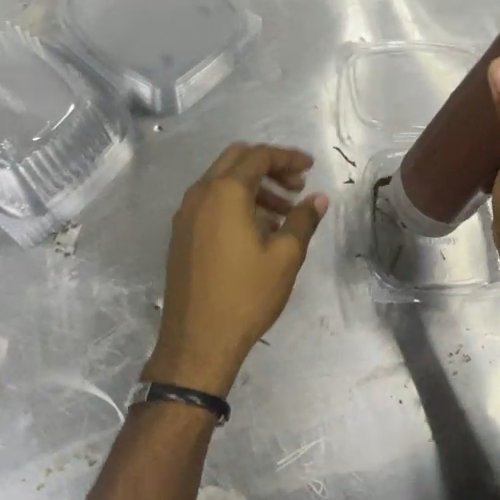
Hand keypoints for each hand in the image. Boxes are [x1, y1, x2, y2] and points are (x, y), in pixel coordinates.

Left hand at [143, 144, 329, 397]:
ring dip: (254, 186)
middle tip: (297, 186)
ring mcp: (186, 215)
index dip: (288, 158)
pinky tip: (259, 230)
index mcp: (225, 193)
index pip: (259, 156)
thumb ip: (303, 220)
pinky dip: (236, 202)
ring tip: (284, 214)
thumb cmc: (245, 295)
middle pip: (236, 160)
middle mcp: (200, 194)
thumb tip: (318, 199)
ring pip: (222, 181)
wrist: (197, 342)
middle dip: (269, 166)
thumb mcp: (285, 257)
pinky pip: (211, 202)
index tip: (310, 168)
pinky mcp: (181, 235)